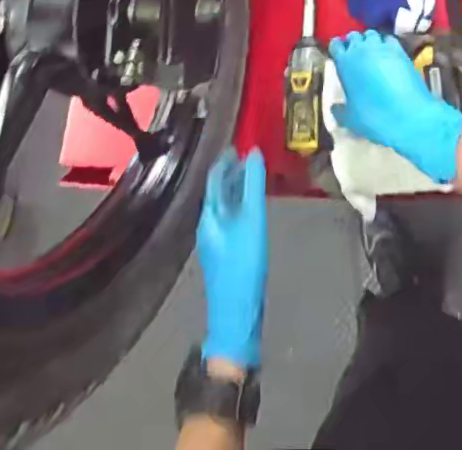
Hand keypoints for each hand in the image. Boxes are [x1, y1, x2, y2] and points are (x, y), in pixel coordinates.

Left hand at [197, 147, 266, 368]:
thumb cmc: (244, 266)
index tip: (239, 144)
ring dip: (236, 189)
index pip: (214, 177)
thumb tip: (253, 152)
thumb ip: (254, 186)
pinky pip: (229, 219)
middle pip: (218, 191)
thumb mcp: (253, 222)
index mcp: (209, 215)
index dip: (225, 159)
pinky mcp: (223, 254)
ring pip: (224, 206)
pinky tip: (253, 209)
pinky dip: (239, 206)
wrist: (236, 317)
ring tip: (253, 177)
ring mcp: (214, 241)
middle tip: (251, 157)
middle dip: (232, 173)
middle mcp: (207, 224)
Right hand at [328, 30, 461, 182]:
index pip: (335, 45)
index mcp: (344, 63)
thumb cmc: (374, 117)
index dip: (337, 48)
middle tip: (356, 53)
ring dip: (370, 41)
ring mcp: (382, 47)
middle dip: (354, 42)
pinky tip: (389, 55)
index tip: (339, 54)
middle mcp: (361, 49)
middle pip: (354, 36)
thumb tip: (334, 108)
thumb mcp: (351, 119)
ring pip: (372, 35)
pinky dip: (387, 44)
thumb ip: (339, 111)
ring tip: (372, 51)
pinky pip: (389, 40)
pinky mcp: (400, 50)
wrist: (409, 116)